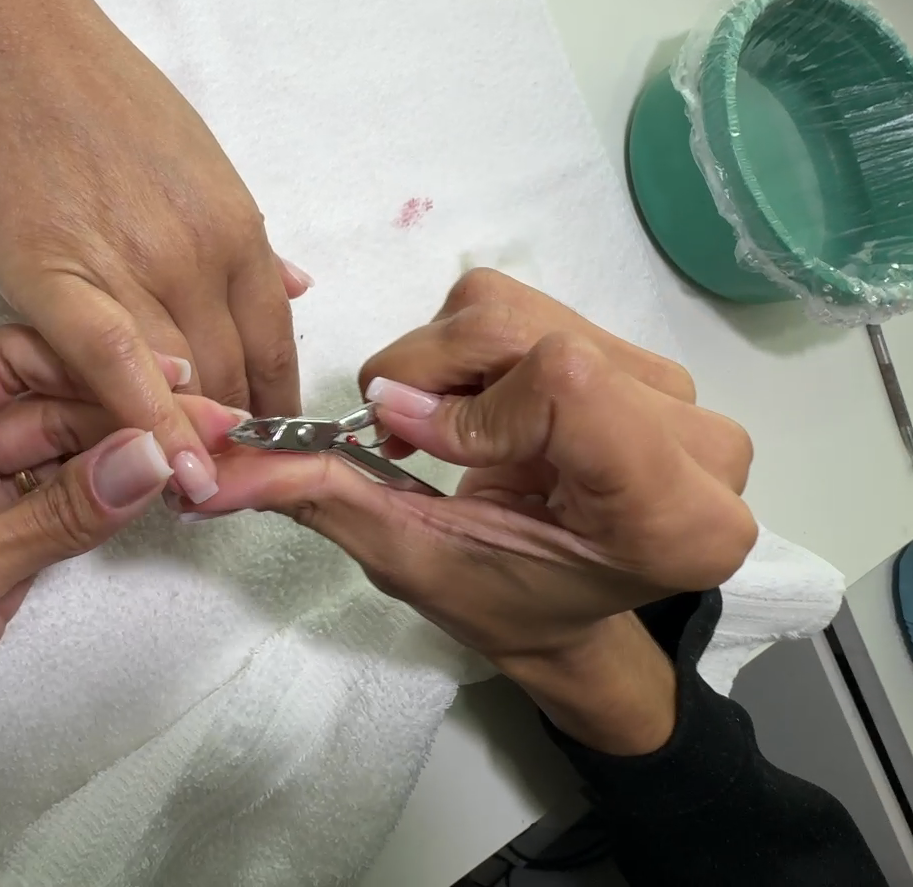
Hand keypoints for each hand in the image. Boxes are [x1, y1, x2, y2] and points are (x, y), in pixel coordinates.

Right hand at [0, 0, 307, 509]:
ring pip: (186, 381)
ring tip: (198, 492)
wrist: (19, 56)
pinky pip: (117, 365)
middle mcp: (202, 255)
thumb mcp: (202, 165)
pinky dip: (151, 423)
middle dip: (235, 437)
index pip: (275, 344)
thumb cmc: (110, 107)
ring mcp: (136, 267)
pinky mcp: (60, 278)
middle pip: (232, 374)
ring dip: (197, 441)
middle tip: (230, 484)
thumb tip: (297, 286)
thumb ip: (248, 240)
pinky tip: (174, 474)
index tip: (270, 447)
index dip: (276, 407)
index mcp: (238, 229)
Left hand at [0, 327, 239, 885]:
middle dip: (121, 415)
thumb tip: (152, 456)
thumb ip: (54, 515)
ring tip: (201, 453)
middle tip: (209, 422)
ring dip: (125, 457)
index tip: (165, 372)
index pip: (9, 365)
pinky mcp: (0, 557)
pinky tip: (158, 493)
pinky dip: (109, 503)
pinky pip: (65, 511)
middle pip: (47, 412)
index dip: (85, 362)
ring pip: (63, 461)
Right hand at [186, 269, 756, 753]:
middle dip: (428, 373)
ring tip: (437, 427)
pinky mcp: (628, 356)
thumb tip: (215, 467)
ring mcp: (667, 387)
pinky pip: (516, 304)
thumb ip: (318, 495)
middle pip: (523, 332)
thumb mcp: (403, 558)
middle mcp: (697, 438)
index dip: (458, 402)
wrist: (560, 607)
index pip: (564, 383)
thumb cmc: (497, 602)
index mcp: (667, 513)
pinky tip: (468, 403)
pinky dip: (459, 346)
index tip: (400, 441)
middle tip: (401, 437)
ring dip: (439, 359)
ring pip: (510, 306)